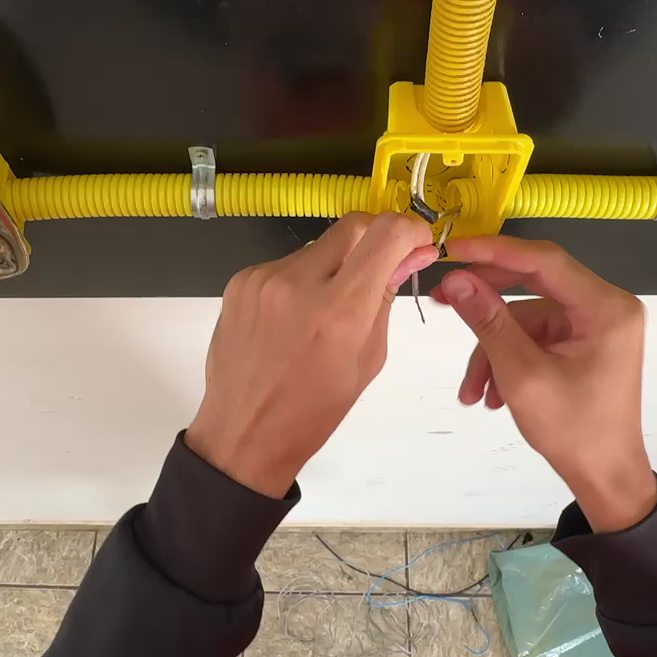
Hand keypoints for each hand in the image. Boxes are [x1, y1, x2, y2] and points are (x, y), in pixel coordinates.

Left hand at [187, 212, 437, 497]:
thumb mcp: (368, 359)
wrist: (245, 432)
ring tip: (326, 307)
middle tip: (380, 266)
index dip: (409, 229)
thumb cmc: (313, 410)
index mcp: (339, 311)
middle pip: (353, 225)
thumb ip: (386, 299)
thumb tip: (410, 254)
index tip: (415, 242)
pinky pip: (287, 262)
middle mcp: (299, 284)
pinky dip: (302, 278)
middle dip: (375, 238)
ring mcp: (264, 278)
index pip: (385, 233)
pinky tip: (295, 315)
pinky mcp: (241, 280)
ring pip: (319, 245)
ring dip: (335, 263)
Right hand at [432, 236, 656, 531]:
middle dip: (486, 302)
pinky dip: (507, 360)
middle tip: (442, 303)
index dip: (493, 251)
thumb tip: (455, 281)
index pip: (543, 260)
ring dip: (492, 351)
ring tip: (472, 392)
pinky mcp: (579, 341)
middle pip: (532, 283)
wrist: (605, 478)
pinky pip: (532, 337)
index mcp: (605, 307)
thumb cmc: (574, 431)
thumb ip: (488, 322)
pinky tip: (491, 395)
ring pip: (524, 318)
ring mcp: (591, 324)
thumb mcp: (522, 375)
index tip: (452, 249)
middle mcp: (604, 306)